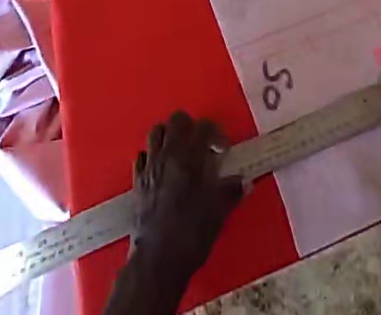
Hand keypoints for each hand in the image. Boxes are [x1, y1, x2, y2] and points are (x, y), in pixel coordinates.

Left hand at [128, 112, 244, 281]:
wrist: (158, 259)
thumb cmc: (191, 234)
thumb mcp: (218, 212)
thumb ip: (231, 191)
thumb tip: (243, 181)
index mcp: (188, 158)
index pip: (203, 127)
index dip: (217, 133)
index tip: (223, 148)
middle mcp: (166, 154)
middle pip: (176, 120)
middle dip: (192, 126)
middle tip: (202, 143)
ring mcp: (149, 165)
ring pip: (156, 132)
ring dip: (169, 135)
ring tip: (181, 151)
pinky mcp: (137, 180)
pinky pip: (142, 155)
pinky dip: (152, 155)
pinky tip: (161, 168)